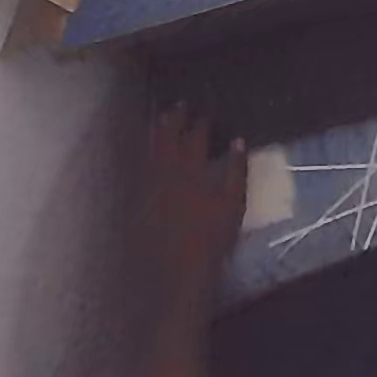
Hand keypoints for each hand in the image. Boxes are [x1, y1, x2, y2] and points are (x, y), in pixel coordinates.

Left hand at [134, 106, 246, 331]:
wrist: (178, 272)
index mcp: (193, 169)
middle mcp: (167, 170)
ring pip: (151, 147)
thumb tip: (239, 142)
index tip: (205, 112)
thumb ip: (236, 170)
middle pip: (169, 135)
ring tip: (162, 117)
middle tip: (180, 104)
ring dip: (157, 130)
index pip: (197, 136)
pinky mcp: (138, 198)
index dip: (201, 122)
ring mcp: (149, 183)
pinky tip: (147, 150)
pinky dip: (144, 152)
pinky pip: (139, 166)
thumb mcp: (234, 204)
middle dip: (175, 117)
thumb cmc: (212, 239)